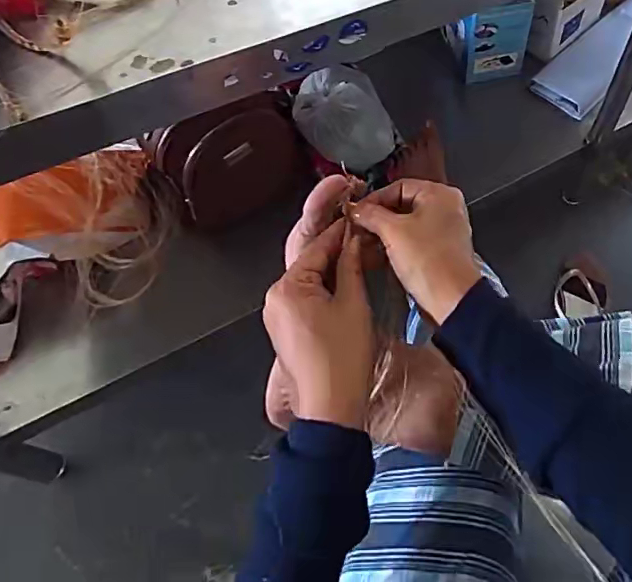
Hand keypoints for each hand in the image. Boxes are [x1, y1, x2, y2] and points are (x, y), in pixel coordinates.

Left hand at [262, 209, 373, 428]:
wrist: (330, 412)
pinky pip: (304, 299)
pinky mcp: (284, 330)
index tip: (354, 219)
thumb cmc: (342, 362)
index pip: (316, 249)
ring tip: (355, 257)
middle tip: (357, 236)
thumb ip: (350, 267)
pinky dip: (322, 290)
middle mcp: (275, 298)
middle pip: (308, 263)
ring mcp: (277, 315)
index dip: (339, 233)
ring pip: (307, 281)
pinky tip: (343, 285)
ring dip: (329, 271)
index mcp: (287, 288)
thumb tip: (352, 243)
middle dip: (333, 251)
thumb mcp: (353, 305)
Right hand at [350, 179, 482, 323]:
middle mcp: (446, 206)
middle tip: (358, 226)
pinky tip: (378, 252)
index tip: (355, 212)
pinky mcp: (442, 248)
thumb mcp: (392, 231)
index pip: (397, 186)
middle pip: (401, 204)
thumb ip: (370, 214)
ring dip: (384, 231)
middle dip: (377, 216)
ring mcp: (445, 228)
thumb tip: (354, 208)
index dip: (373, 199)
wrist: (453, 302)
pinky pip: (414, 237)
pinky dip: (396, 242)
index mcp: (439, 194)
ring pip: (406, 222)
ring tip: (364, 241)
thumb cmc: (426, 260)